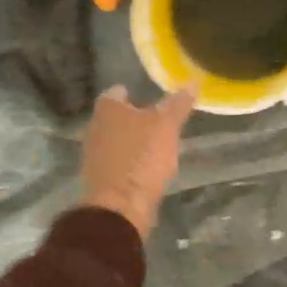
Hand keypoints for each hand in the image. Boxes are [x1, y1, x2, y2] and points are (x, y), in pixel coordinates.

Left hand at [79, 85, 193, 238]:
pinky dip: (129, 161)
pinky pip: (116, 161)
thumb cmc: (141, 157)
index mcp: (107, 109)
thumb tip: (192, 81)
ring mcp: (94, 154)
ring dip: (132, 141)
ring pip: (115, 139)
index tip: (153, 97)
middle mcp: (94, 126)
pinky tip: (147, 167)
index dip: (134, 92)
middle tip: (159, 121)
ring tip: (157, 145)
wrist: (120, 205)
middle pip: (115, 116)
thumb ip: (178, 104)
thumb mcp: (167, 126)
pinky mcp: (99, 177)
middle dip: (134, 117)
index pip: (118, 91)